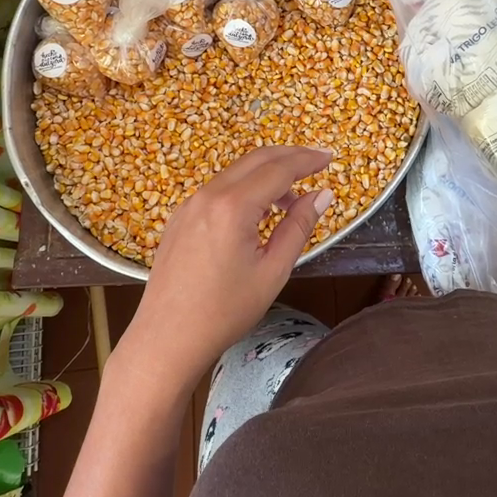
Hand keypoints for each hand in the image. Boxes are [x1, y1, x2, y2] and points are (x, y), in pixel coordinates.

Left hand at [125, 146, 334, 381]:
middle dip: (289, 156)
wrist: (166, 340)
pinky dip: (244, 188)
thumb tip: (322, 194)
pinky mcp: (180, 217)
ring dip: (267, 174)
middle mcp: (208, 195)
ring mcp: (189, 204)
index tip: (330, 157)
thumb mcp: (273, 271)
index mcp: (233, 207)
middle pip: (256, 160)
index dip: (307, 160)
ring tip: (291, 199)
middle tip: (317, 162)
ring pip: (236, 172)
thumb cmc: (225, 312)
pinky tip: (257, 212)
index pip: (279, 169)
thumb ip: (299, 226)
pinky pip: (219, 189)